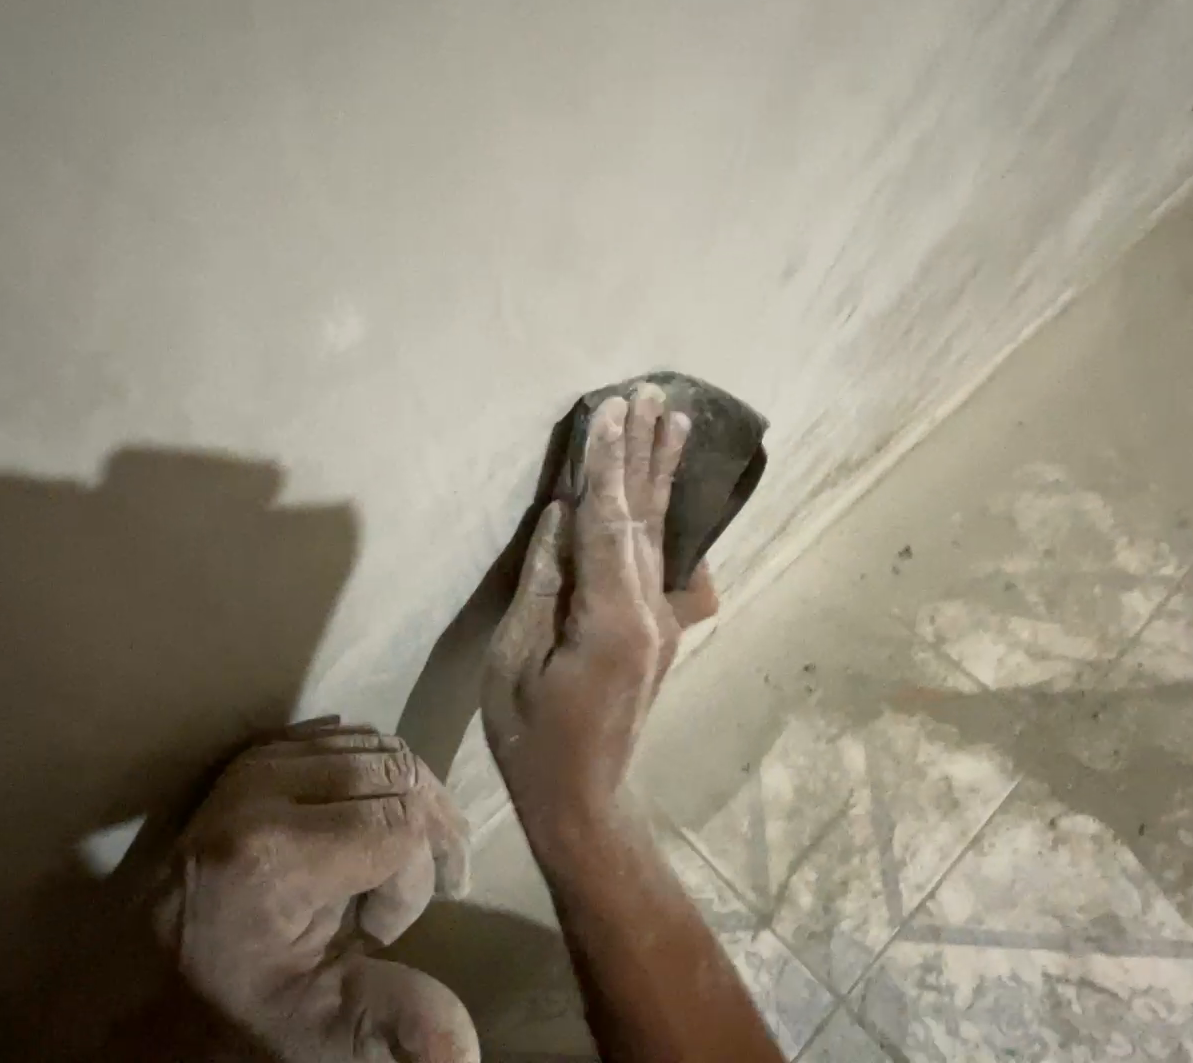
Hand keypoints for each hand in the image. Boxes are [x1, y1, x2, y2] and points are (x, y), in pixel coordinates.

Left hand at [154, 718, 475, 1061]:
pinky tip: (375, 815)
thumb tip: (467, 1055)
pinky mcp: (261, 748)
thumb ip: (393, 1021)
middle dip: (424, 831)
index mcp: (274, 855)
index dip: (415, 879)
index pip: (401, 826)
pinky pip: (350, 735)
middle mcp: (264, 788)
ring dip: (408, 800)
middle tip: (422, 884)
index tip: (381, 929)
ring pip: (381, 748)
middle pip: (399, 775)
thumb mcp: (316, 1028)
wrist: (150, 968)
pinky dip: (379, 771)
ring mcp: (260, 760)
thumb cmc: (237, 999)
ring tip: (398, 853)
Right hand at [482, 383, 717, 827]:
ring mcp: (662, 621)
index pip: (609, 522)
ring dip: (663, 475)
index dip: (607, 463)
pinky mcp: (659, 630)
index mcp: (612, 619)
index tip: (610, 409)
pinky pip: (662, 562)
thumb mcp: (515, 659)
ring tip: (677, 422)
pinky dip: (662, 518)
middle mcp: (651, 612)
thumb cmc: (531, 736)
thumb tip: (560, 516)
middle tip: (655, 394)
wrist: (582, 797)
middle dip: (645, 452)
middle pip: (647, 517)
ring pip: (662, 535)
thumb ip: (542, 582)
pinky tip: (671, 494)